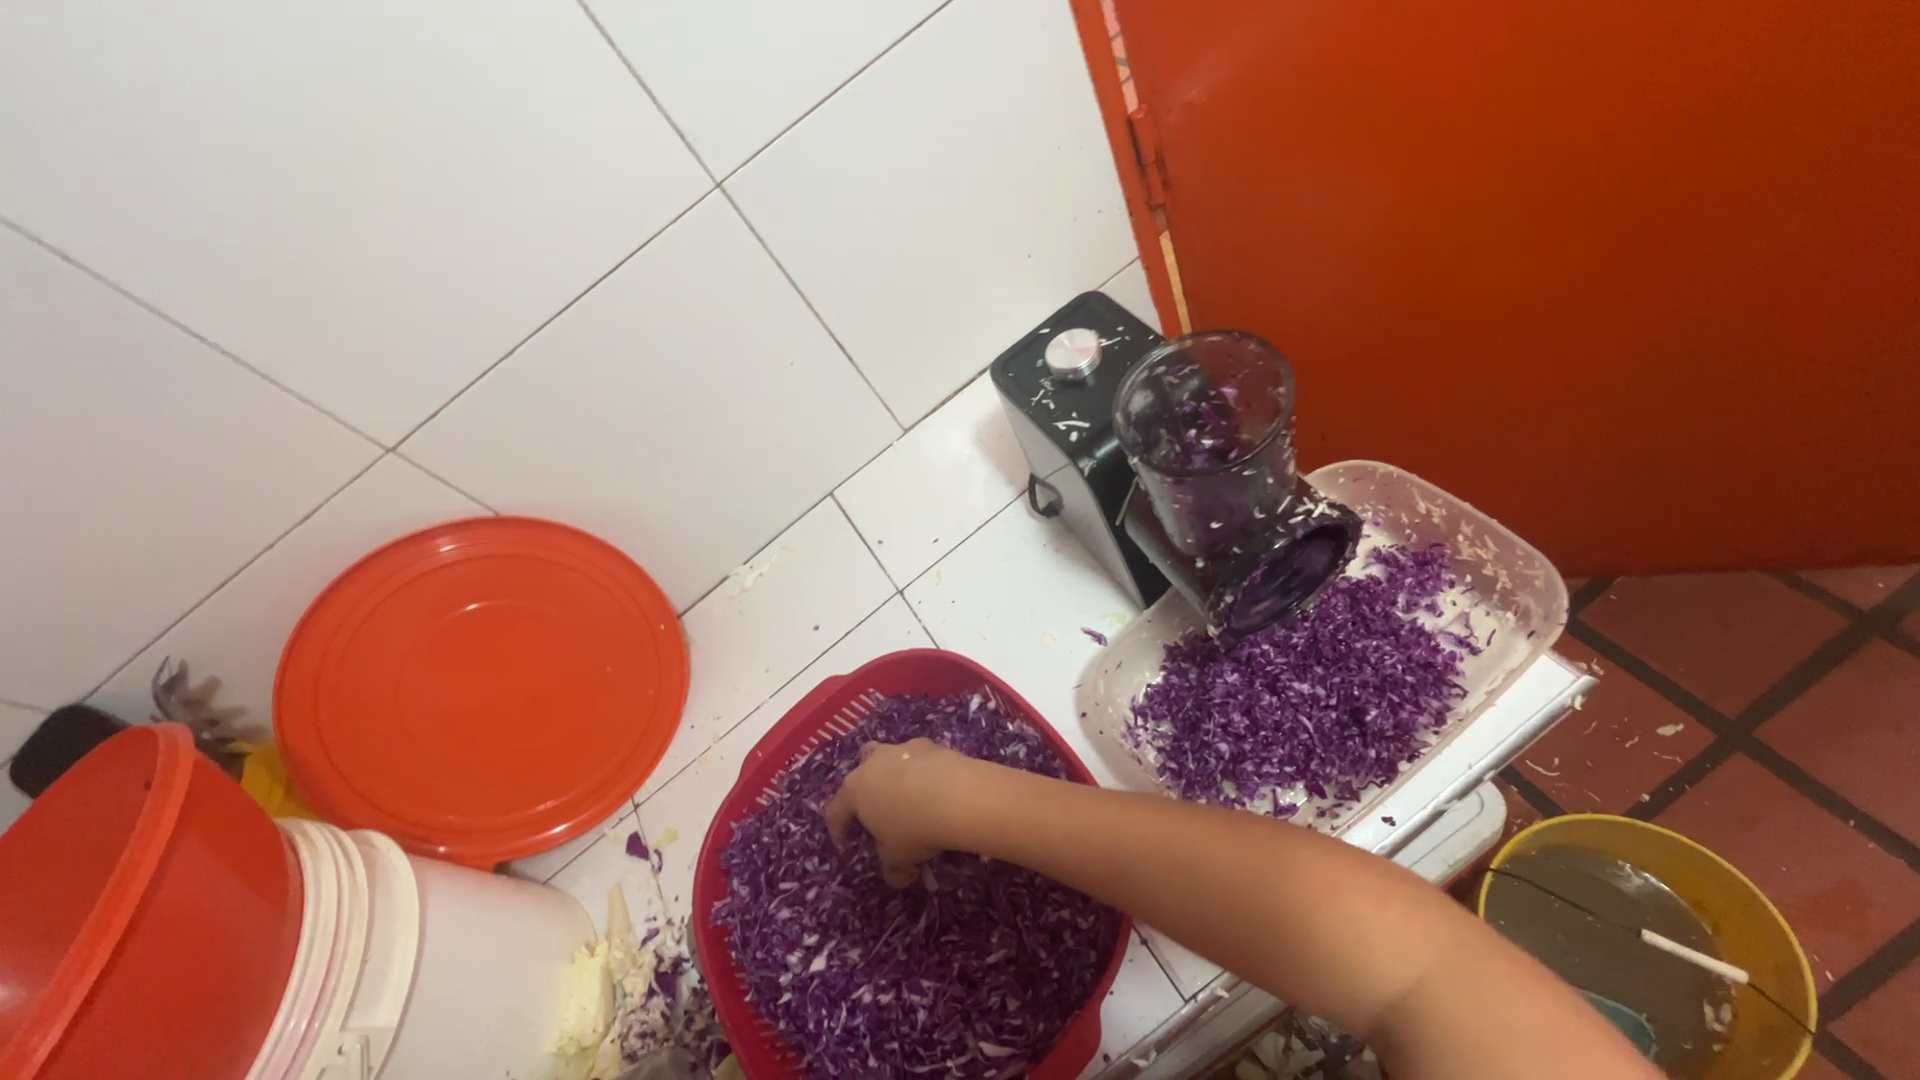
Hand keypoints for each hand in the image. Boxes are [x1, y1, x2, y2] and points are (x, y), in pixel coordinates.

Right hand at [821, 738, 964, 887]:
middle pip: (860, 773)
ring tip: (911, 798)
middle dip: (864, 791)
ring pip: (889, 758)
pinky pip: (919, 759)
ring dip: (894, 776)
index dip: (839, 832)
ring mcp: (902, 749)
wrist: (958, 796)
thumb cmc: (915, 829)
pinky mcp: (930, 744)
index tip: (848, 847)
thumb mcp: (897, 858)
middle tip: (877, 813)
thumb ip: (891, 867)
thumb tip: (898, 875)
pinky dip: (923, 772)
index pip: (835, 811)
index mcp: (855, 790)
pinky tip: (937, 789)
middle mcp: (873, 762)